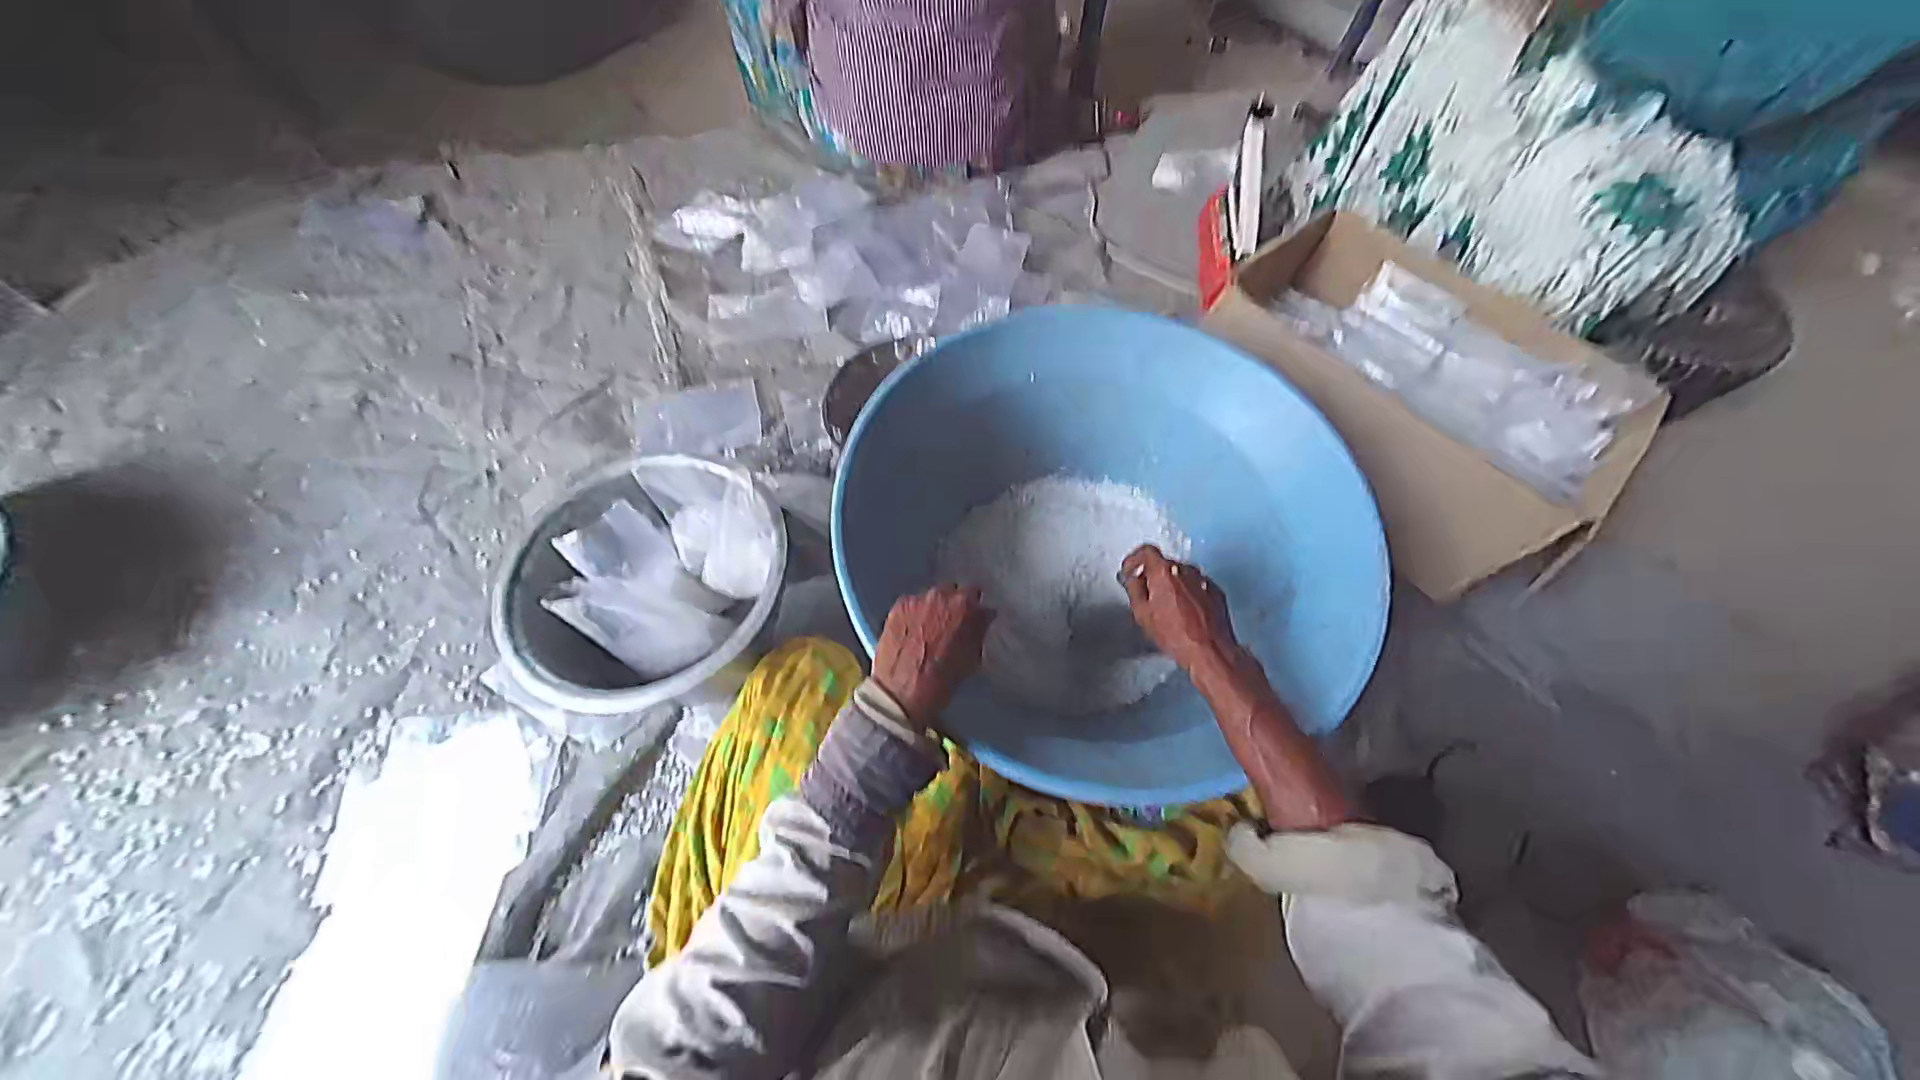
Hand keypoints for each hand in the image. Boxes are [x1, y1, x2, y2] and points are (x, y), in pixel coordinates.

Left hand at [871, 584, 994, 725]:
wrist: (900, 693)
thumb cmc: (943, 680)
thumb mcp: (972, 658)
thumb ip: (978, 630)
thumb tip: (982, 615)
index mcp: (964, 606)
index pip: (974, 593)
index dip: (973, 607)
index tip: (971, 617)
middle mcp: (940, 595)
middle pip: (951, 590)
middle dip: (953, 604)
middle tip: (950, 622)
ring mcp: (916, 599)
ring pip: (930, 596)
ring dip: (933, 607)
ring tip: (928, 627)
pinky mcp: (897, 606)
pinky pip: (912, 603)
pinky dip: (915, 612)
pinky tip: (912, 630)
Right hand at [1119, 545, 1235, 670]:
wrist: (1209, 651)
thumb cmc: (1176, 635)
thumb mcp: (1142, 613)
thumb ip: (1133, 587)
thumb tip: (1132, 578)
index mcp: (1164, 572)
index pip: (1146, 551)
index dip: (1134, 559)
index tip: (1131, 569)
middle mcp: (1186, 570)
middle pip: (1164, 563)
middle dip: (1152, 575)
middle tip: (1145, 593)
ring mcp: (1203, 580)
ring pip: (1181, 574)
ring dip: (1171, 585)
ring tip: (1166, 607)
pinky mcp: (1215, 591)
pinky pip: (1196, 585)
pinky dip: (1188, 593)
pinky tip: (1184, 613)